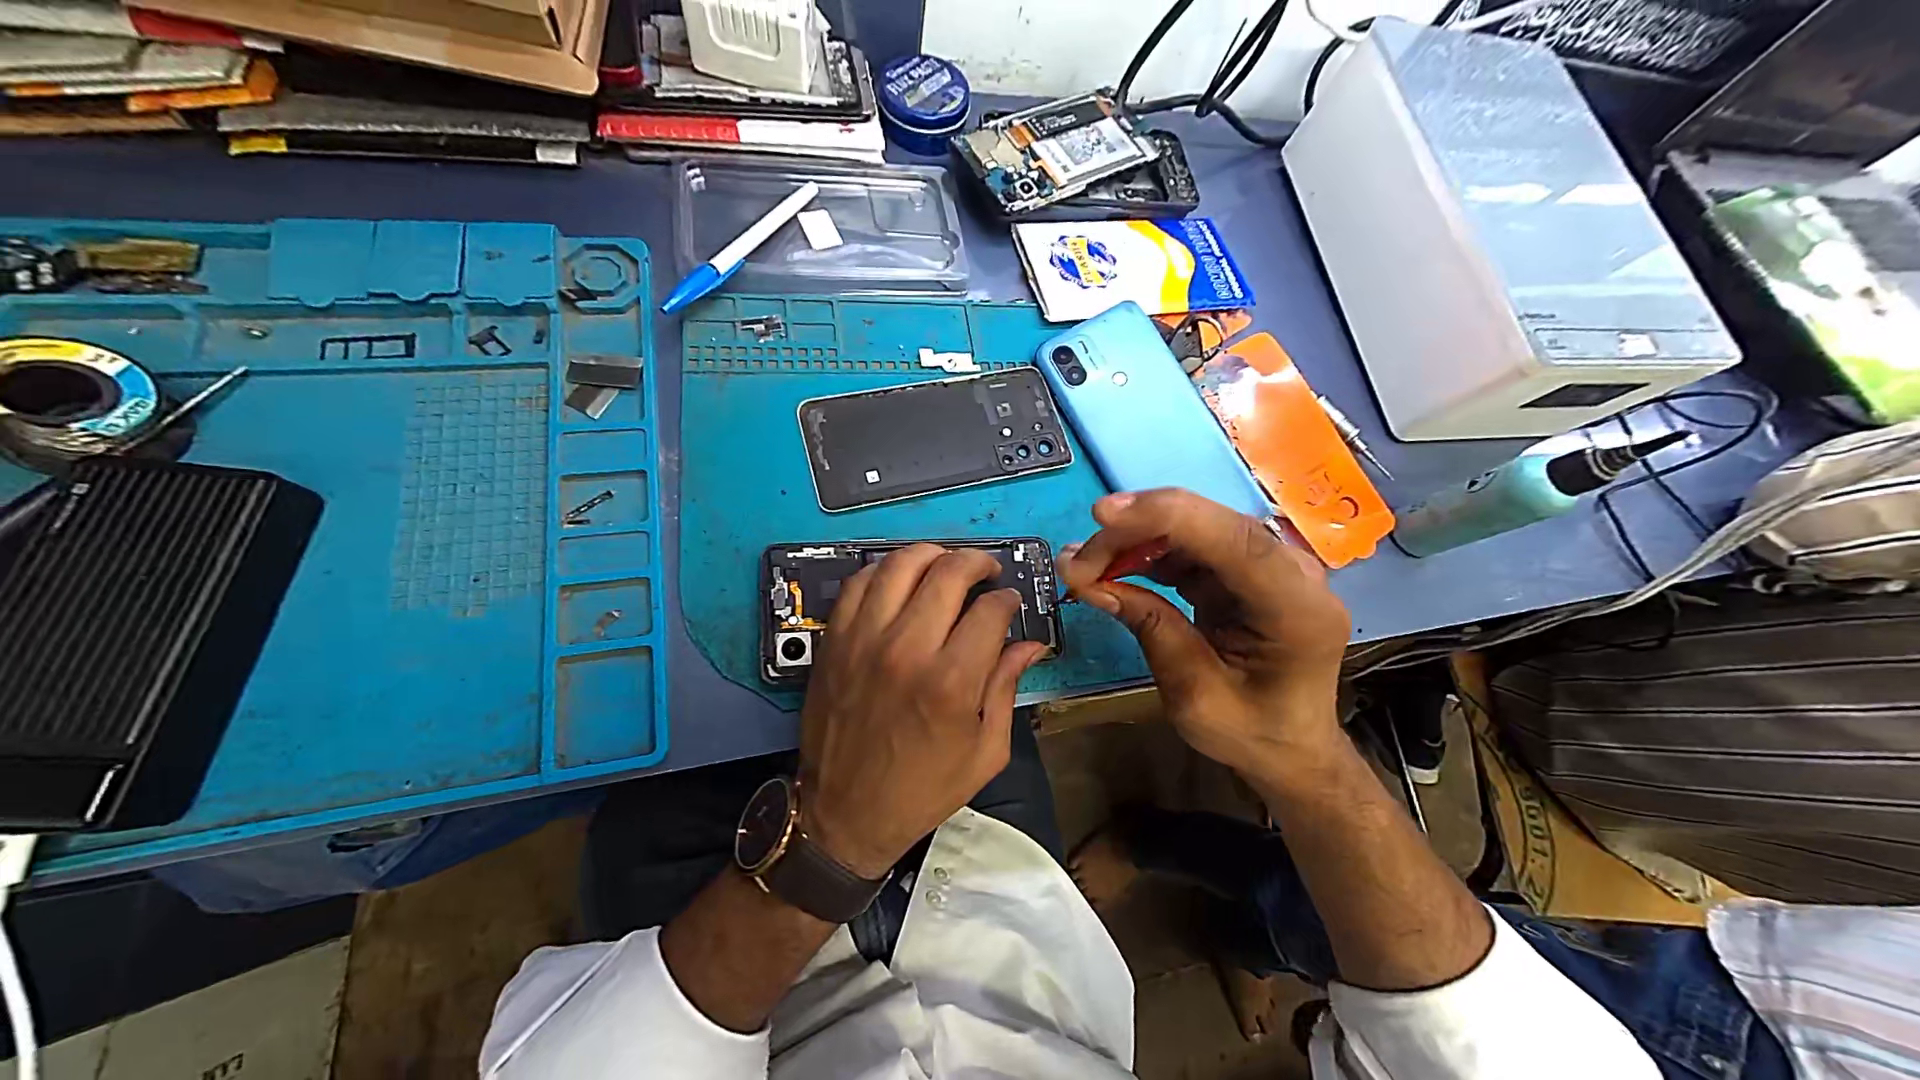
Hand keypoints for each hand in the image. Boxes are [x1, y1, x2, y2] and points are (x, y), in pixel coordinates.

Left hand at [797, 545, 1048, 878]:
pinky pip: (859, 583)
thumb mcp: (984, 751)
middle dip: (977, 562)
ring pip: (901, 564)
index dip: (1007, 599)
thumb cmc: (922, 789)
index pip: (990, 609)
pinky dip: (884, 570)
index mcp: (952, 681)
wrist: (845, 813)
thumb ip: (1007, 687)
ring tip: (945, 564)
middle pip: (949, 572)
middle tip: (986, 572)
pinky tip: (900, 579)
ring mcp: (864, 640)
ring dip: (932, 555)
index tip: (1008, 603)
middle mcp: (907, 649)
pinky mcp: (834, 640)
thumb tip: (1031, 644)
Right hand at [1062, 489, 1351, 771]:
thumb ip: (1150, 628)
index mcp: (1296, 607)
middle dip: (1135, 531)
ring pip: (1193, 528)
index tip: (1101, 516)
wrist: (1289, 747)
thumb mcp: (1193, 694)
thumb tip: (1088, 580)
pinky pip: (1191, 544)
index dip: (1165, 517)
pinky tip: (1112, 567)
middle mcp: (1291, 572)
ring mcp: (1269, 566)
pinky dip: (1146, 552)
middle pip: (1208, 524)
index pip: (1233, 539)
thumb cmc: (1251, 732)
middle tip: (1077, 561)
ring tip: (1085, 567)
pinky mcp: (1244, 569)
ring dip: (1134, 540)